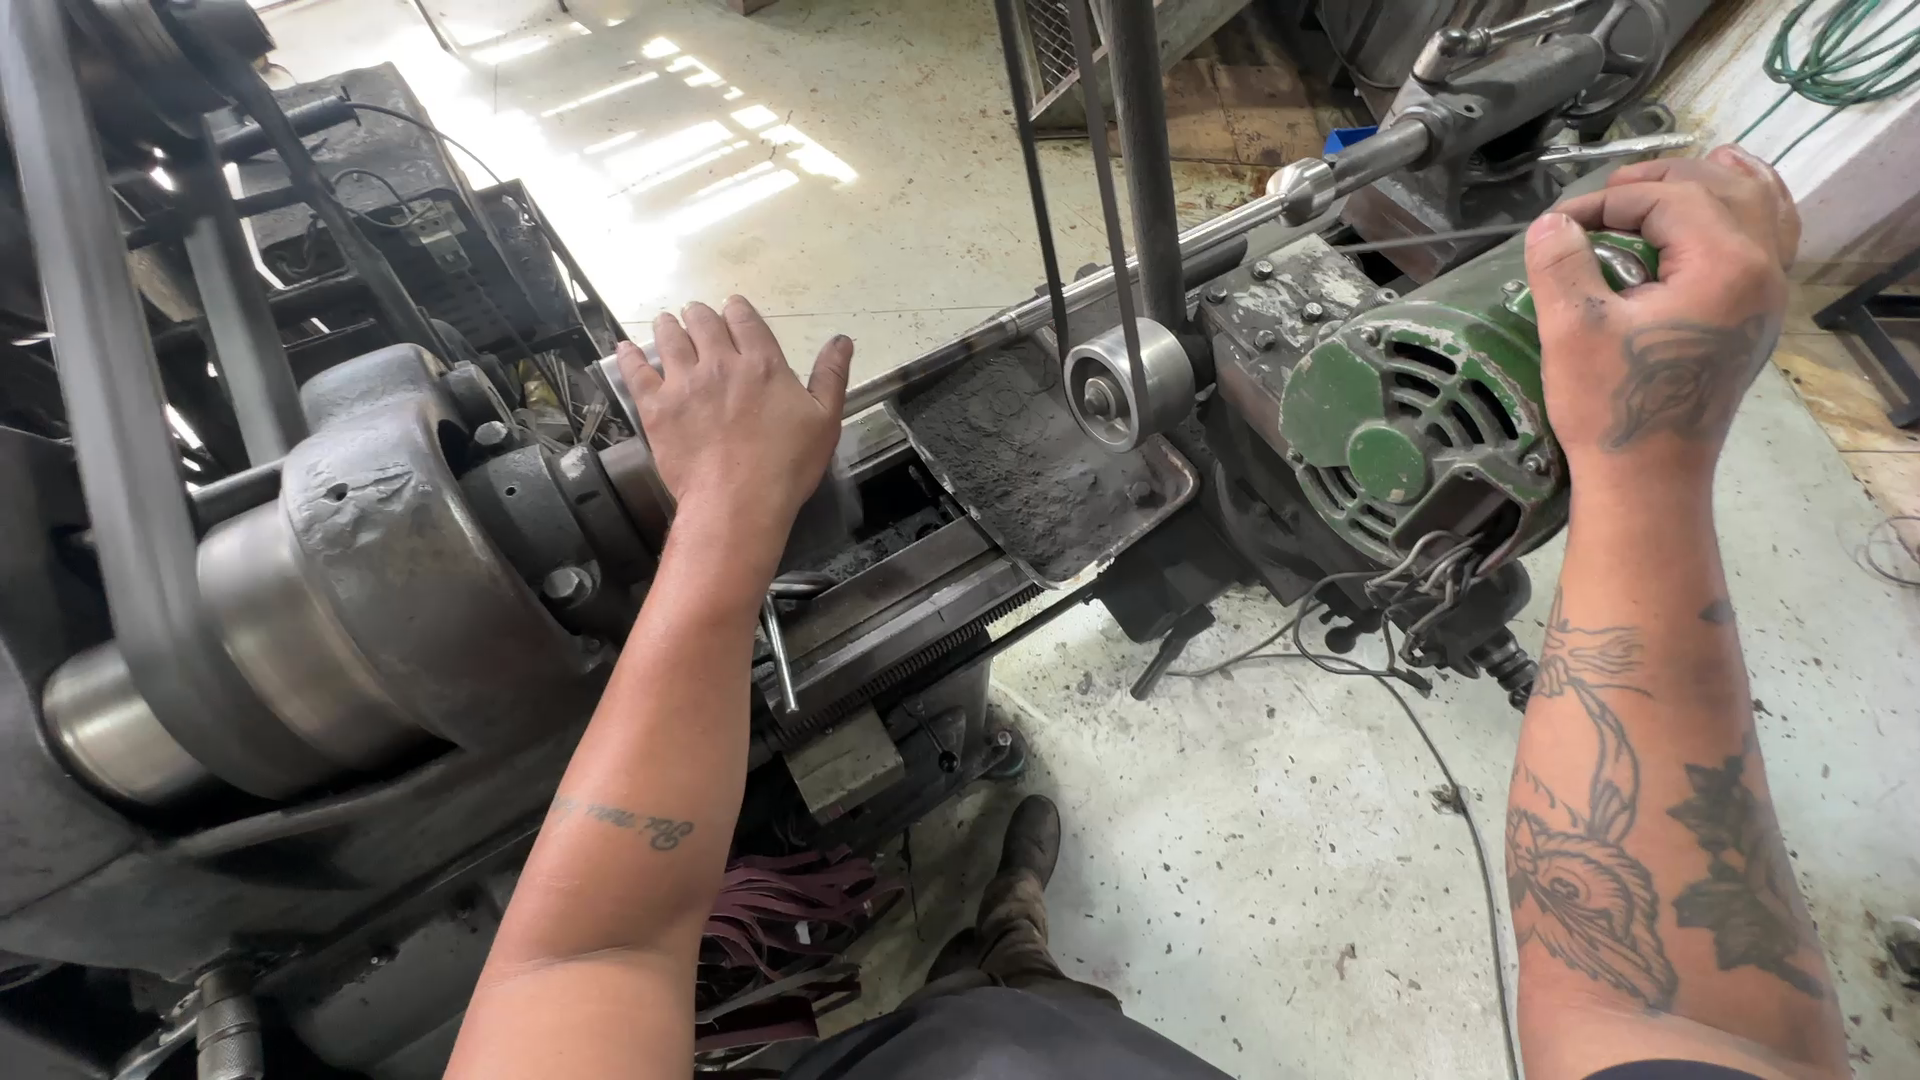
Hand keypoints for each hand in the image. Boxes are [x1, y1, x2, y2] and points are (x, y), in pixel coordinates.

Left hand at [616, 296, 851, 552]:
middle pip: (702, 321)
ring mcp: (683, 382)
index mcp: (763, 364)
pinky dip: (630, 355)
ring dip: (669, 326)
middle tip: (698, 318)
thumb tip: (842, 340)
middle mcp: (720, 363)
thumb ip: (831, 376)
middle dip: (700, 315)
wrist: (738, 501)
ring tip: (668, 325)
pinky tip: (626, 348)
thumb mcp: (825, 421)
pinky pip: (635, 370)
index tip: (732, 309)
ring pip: (669, 337)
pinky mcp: (656, 406)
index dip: (737, 310)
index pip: (744, 319)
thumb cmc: (788, 465)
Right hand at [1523, 144, 1798, 505]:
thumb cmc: (1608, 401)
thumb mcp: (1571, 330)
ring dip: (1716, 184)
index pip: (1666, 201)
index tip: (1552, 225)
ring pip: (1761, 209)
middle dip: (1657, 182)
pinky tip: (1731, 211)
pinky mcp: (1753, 317)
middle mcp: (1761, 268)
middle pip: (1720, 192)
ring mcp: (1766, 293)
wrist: (1646, 469)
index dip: (1603, 202)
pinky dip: (1748, 213)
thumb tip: (1548, 224)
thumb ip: (1561, 267)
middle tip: (1600, 194)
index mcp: (1723, 263)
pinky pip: (1769, 242)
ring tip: (1689, 166)